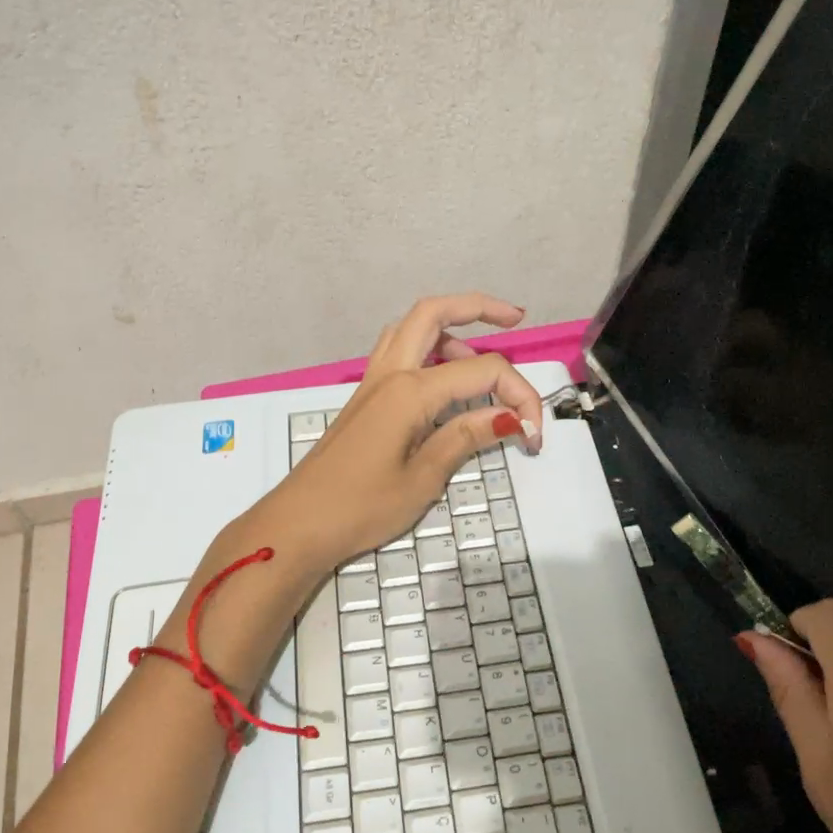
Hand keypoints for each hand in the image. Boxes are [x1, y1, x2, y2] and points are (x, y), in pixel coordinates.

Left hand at [242, 294, 543, 575]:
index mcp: (409, 391)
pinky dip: (427, 351)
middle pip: (434, 312)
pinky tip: (443, 385)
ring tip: (479, 363)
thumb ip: (465, 437)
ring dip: (449, 328)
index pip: (482, 372)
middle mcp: (389, 375)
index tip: (534, 436)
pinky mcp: (364, 401)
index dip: (519, 396)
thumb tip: (509, 417)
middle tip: (516, 319)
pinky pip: (398, 353)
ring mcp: (372, 385)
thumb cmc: (361, 508)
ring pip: (410, 328)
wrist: (298, 525)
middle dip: (478, 307)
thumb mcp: (423, 478)